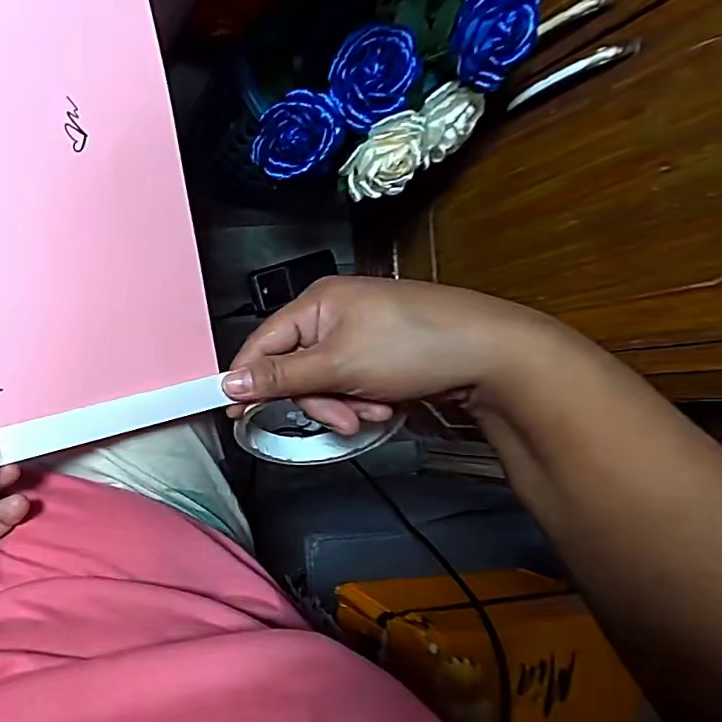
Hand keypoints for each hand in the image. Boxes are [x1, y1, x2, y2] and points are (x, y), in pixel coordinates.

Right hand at [223, 276, 554, 433]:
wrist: (489, 354)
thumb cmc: (418, 342)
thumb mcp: (338, 365)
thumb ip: (281, 377)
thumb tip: (232, 382)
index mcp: (317, 303)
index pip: (262, 344)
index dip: (248, 380)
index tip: (237, 413)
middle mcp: (334, 315)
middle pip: (295, 370)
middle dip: (318, 401)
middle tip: (342, 418)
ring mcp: (358, 335)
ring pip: (323, 384)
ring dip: (344, 406)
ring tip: (374, 410)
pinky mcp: (378, 354)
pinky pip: (350, 386)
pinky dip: (364, 402)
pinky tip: (387, 404)